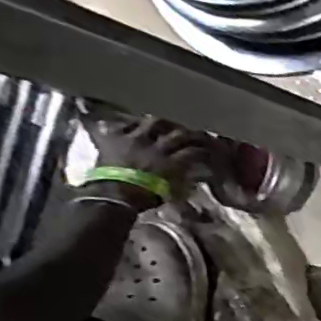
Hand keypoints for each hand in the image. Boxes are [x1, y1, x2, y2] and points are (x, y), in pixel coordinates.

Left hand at [90, 115, 210, 205]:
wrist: (112, 195)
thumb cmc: (143, 198)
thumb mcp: (170, 192)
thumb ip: (181, 180)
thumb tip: (192, 175)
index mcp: (171, 163)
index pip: (194, 152)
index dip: (203, 151)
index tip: (207, 152)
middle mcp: (157, 147)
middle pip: (179, 134)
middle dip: (189, 134)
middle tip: (193, 135)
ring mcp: (135, 139)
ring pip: (154, 122)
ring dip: (163, 124)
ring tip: (166, 126)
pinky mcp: (115, 136)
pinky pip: (124, 123)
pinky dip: (131, 124)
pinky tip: (135, 126)